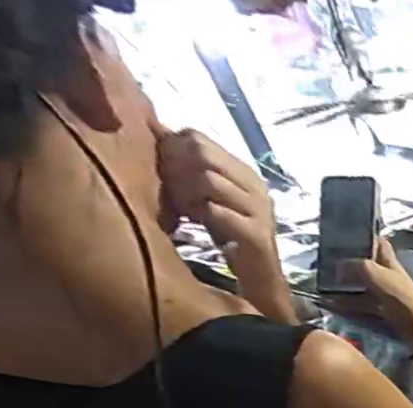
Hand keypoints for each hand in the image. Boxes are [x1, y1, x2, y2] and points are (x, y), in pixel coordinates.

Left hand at [156, 127, 277, 262]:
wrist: (259, 277)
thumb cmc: (229, 234)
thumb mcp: (206, 193)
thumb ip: (186, 162)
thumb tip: (152, 124)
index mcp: (245, 172)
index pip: (197, 138)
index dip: (172, 150)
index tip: (167, 174)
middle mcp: (257, 187)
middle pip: (202, 153)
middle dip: (177, 170)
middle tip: (174, 193)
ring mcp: (260, 211)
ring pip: (209, 179)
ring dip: (188, 194)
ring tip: (187, 211)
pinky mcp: (258, 234)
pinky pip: (218, 211)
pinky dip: (202, 215)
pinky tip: (200, 224)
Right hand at [327, 237, 412, 347]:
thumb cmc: (400, 297)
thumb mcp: (376, 274)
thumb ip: (356, 265)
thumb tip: (339, 267)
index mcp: (391, 262)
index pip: (380, 243)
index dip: (366, 236)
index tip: (346, 235)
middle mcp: (388, 275)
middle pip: (367, 264)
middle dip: (349, 262)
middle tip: (327, 262)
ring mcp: (386, 293)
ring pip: (362, 284)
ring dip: (346, 284)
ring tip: (325, 282)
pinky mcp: (383, 310)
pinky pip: (361, 303)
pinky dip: (347, 302)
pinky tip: (332, 303)